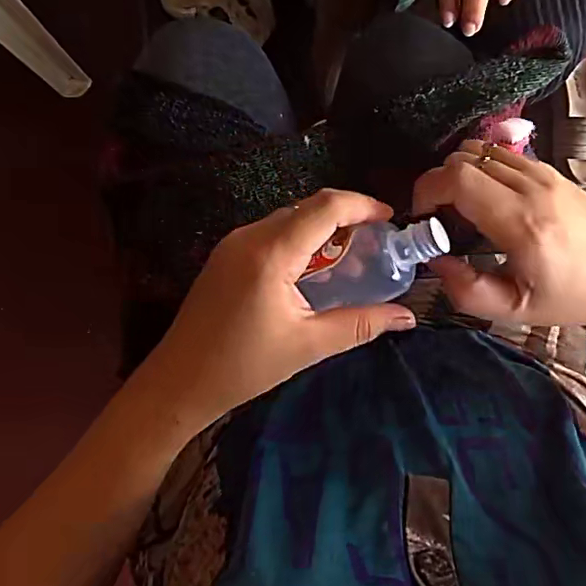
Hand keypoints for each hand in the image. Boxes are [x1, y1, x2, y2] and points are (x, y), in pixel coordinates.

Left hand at [143, 190, 417, 421]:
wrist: (179, 380)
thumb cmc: (243, 366)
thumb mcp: (308, 345)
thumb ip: (360, 324)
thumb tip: (406, 316)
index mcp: (270, 253)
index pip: (325, 207)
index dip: (362, 205)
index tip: (390, 219)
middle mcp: (249, 236)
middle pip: (307, 207)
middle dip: (346, 218)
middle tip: (377, 245)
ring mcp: (233, 243)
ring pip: (288, 218)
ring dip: (322, 230)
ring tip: (352, 258)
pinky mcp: (225, 254)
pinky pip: (270, 233)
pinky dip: (299, 241)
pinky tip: (314, 270)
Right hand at [411, 139, 585, 328]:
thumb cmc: (574, 298)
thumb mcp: (514, 310)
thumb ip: (465, 290)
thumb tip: (435, 260)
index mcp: (522, 223)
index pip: (457, 178)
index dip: (426, 190)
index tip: (424, 217)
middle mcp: (533, 188)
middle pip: (463, 158)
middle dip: (437, 183)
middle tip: (439, 216)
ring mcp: (545, 174)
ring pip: (480, 150)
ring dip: (458, 173)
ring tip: (461, 207)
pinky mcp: (551, 171)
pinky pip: (501, 154)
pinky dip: (481, 169)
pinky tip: (486, 200)